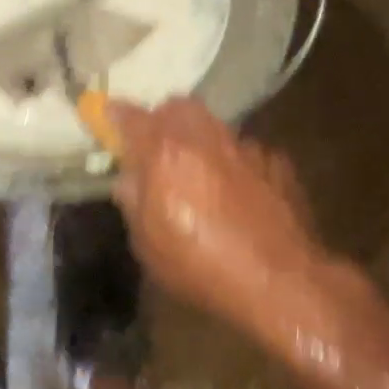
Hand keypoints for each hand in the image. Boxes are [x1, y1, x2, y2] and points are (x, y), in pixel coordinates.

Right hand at [107, 98, 322, 322]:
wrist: (281, 282)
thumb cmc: (201, 267)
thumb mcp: (148, 244)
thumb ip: (134, 203)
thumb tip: (130, 180)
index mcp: (164, 153)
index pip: (131, 117)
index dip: (116, 115)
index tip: (107, 115)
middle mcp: (203, 139)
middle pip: (178, 107)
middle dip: (162, 118)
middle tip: (156, 144)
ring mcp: (244, 147)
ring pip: (214, 126)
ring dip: (200, 139)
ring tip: (199, 170)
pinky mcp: (276, 163)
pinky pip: (245, 152)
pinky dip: (234, 164)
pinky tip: (239, 193)